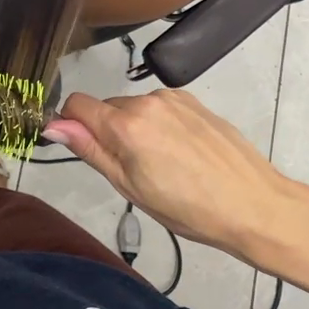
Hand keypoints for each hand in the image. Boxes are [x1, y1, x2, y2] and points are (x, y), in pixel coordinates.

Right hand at [44, 89, 308, 267]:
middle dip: (108, 132)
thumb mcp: (130, 187)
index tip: (85, 149)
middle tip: (132, 170)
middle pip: (106, 108)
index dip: (72, 124)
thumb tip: (52, 125)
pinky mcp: (194, 102)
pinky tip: (180, 153)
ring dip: (134, 129)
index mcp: (126, 124)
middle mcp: (146, 101)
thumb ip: (90, 149)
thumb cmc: (189, 209)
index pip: (77, 104)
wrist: (256, 206)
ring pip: (133, 109)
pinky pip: (159, 107)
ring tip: (162, 164)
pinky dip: (159, 125)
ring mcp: (173, 98)